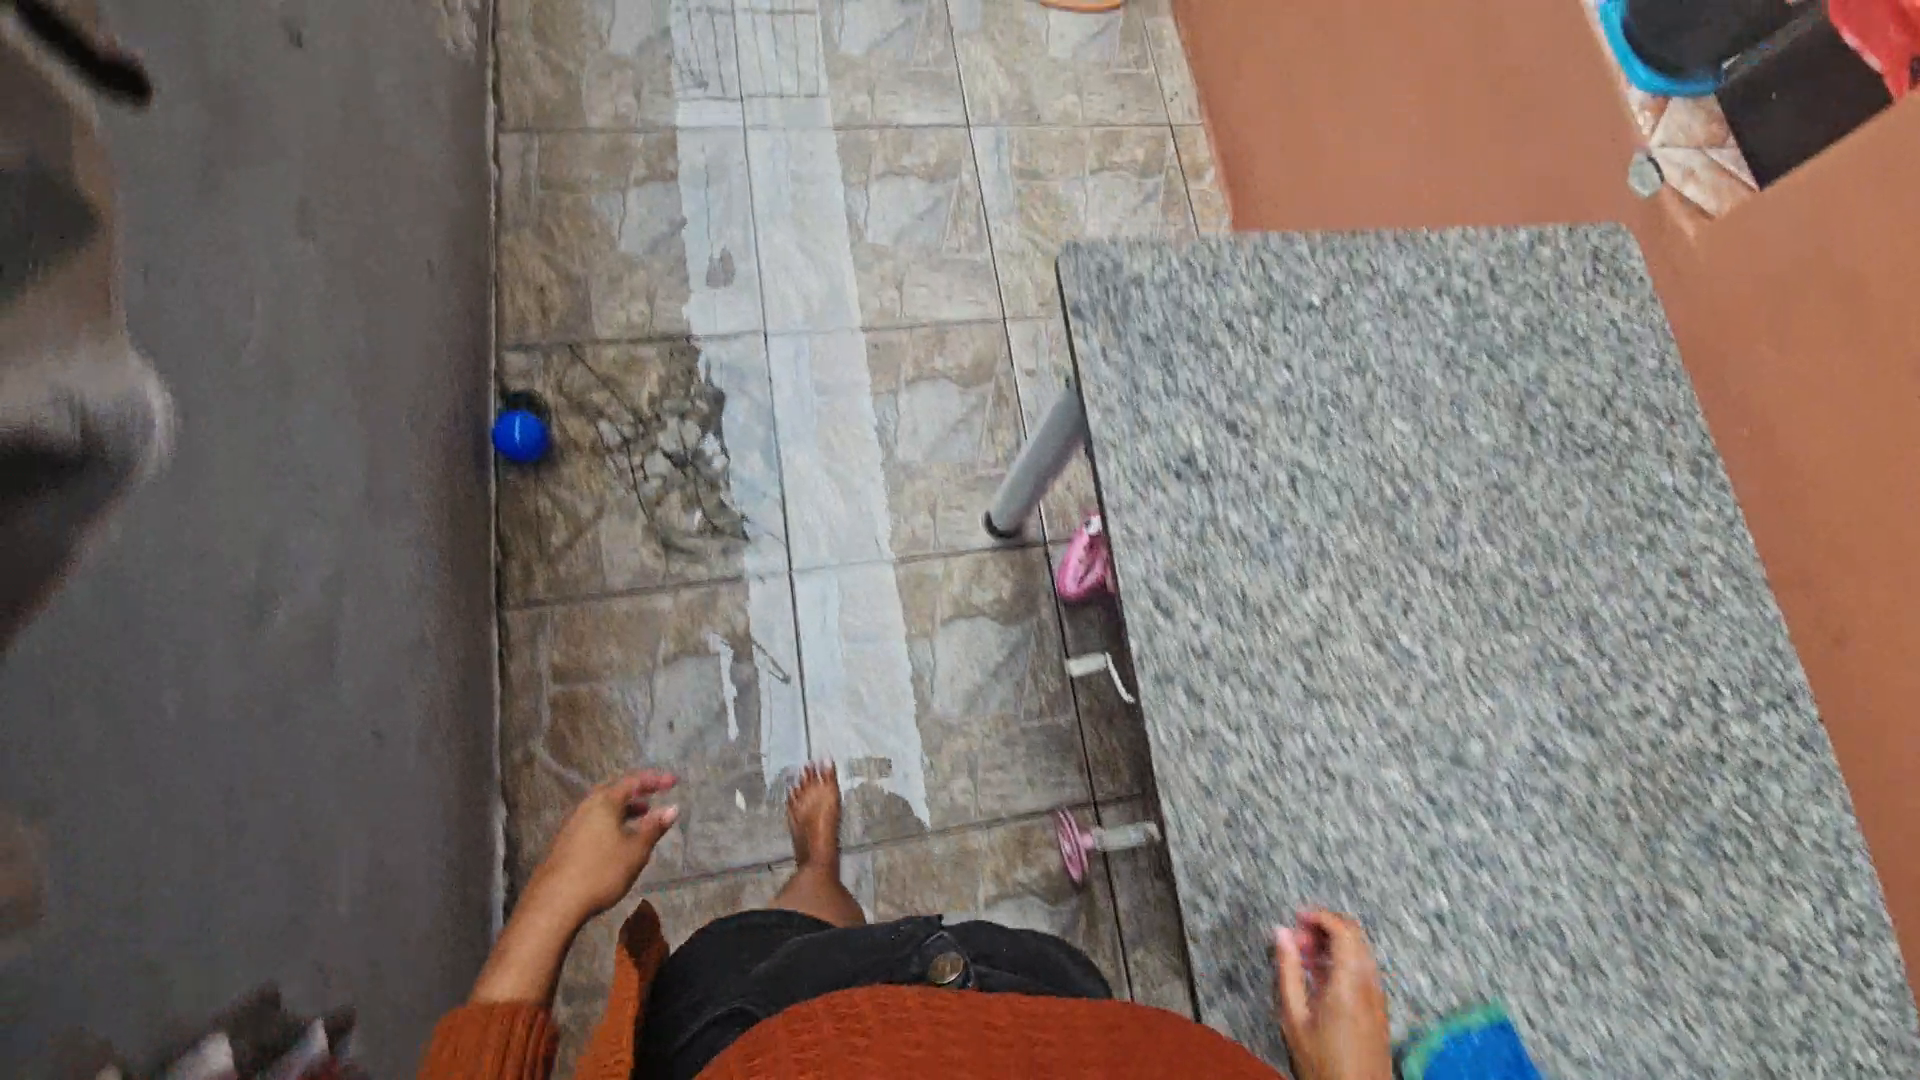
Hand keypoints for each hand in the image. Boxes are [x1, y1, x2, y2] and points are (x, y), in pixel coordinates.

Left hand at [469, 771, 679, 1005]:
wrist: (553, 906)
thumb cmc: (600, 872)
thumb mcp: (636, 850)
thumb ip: (654, 827)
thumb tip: (672, 808)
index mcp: (604, 803)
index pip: (633, 781)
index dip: (655, 780)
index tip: (674, 782)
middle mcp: (585, 808)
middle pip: (613, 791)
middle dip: (635, 792)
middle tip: (653, 796)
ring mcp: (571, 826)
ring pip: (601, 809)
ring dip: (623, 810)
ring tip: (640, 819)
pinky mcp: (564, 845)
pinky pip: (592, 823)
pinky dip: (610, 823)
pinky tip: (617, 842)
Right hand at [1272, 909, 1393, 1079]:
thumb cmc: (1322, 1061)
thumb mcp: (1294, 1016)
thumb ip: (1288, 969)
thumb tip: (1281, 932)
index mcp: (1349, 983)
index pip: (1343, 930)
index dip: (1319, 915)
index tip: (1296, 918)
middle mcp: (1369, 984)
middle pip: (1354, 934)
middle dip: (1324, 926)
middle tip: (1297, 938)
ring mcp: (1377, 995)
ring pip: (1359, 949)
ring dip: (1333, 942)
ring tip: (1303, 957)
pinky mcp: (1378, 1006)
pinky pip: (1362, 967)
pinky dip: (1341, 958)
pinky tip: (1318, 975)